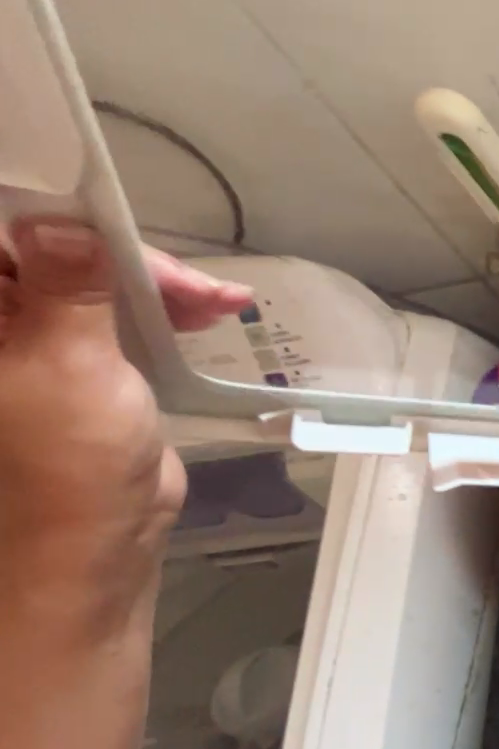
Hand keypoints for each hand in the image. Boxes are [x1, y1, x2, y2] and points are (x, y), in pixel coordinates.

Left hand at [0, 218, 249, 635]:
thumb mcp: (66, 366)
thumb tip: (62, 223)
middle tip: (194, 285)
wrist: (96, 530)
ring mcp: (28, 336)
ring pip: (91, 278)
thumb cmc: (64, 454)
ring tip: (219, 301)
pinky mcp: (75, 356)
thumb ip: (64, 291)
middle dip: (126, 260)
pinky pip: (114, 310)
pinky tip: (206, 311)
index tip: (115, 220)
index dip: (52, 219)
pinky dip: (162, 307)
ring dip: (157, 283)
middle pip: (47, 252)